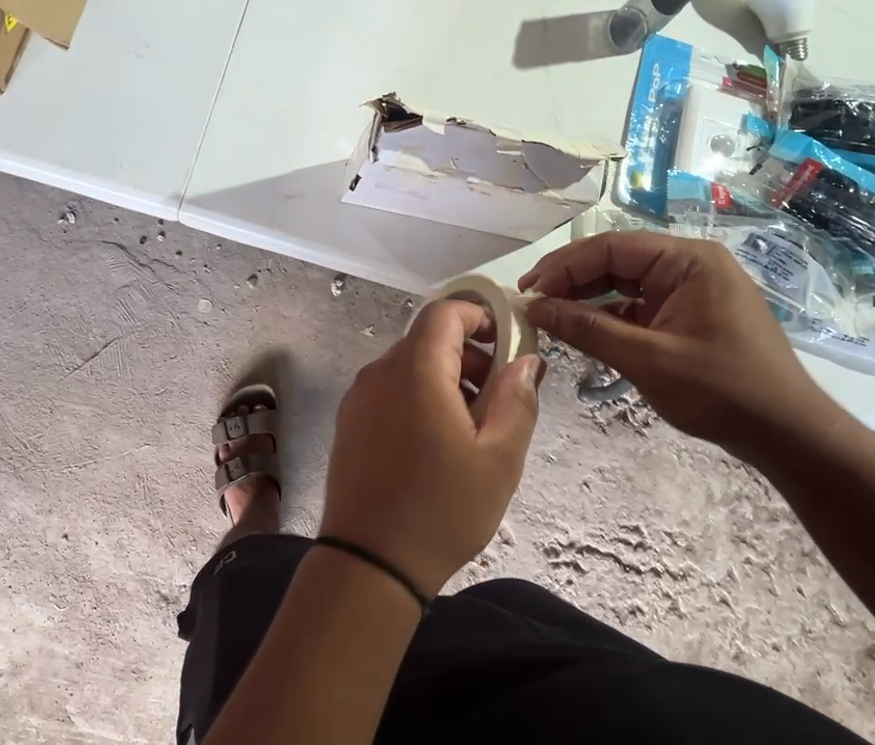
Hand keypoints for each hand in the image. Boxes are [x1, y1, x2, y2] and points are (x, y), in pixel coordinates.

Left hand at [320, 300, 541, 597]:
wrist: (369, 561)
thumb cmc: (442, 508)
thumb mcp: (499, 458)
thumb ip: (516, 399)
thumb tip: (525, 361)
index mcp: (414, 371)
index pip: (444, 312)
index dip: (479, 316)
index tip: (508, 342)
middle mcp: (378, 373)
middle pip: (426, 339)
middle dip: (468, 355)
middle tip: (499, 398)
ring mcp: (357, 398)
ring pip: (407, 367)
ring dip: (444, 379)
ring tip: (471, 429)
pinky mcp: (348, 423)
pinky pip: (389, 391)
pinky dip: (417, 397)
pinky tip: (435, 444)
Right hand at [520, 232, 842, 462]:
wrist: (788, 436)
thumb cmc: (724, 392)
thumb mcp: (648, 360)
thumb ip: (588, 329)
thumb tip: (533, 307)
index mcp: (689, 261)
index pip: (611, 247)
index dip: (563, 266)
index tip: (527, 290)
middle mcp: (689, 266)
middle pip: (614, 261)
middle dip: (570, 280)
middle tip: (530, 303)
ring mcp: (690, 291)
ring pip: (622, 283)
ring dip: (584, 299)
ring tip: (545, 316)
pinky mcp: (687, 316)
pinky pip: (636, 305)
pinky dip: (606, 317)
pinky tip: (579, 331)